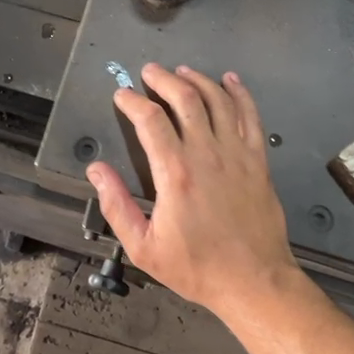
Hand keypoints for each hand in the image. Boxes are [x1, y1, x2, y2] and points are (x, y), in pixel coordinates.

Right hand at [86, 64, 300, 321]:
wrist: (254, 281)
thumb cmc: (197, 267)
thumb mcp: (144, 248)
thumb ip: (117, 205)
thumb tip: (96, 170)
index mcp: (175, 173)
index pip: (149, 120)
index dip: (132, 101)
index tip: (122, 95)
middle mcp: (207, 154)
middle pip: (185, 99)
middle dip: (164, 79)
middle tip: (150, 71)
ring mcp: (236, 153)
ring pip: (217, 100)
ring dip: (198, 80)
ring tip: (182, 71)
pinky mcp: (257, 159)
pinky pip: (249, 116)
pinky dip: (240, 93)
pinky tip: (230, 81)